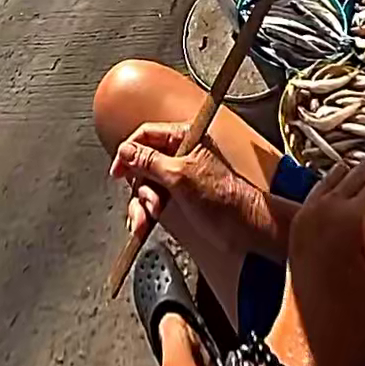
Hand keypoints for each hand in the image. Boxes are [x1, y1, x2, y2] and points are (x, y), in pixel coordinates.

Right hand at [111, 122, 275, 256]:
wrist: (246, 230)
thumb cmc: (223, 199)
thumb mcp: (179, 176)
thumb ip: (149, 161)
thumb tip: (126, 150)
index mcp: (182, 137)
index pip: (144, 136)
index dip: (129, 152)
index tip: (118, 171)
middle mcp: (178, 153)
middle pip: (141, 162)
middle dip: (140, 187)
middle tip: (147, 202)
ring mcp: (177, 175)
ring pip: (145, 184)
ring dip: (141, 204)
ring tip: (145, 220)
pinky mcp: (177, 195)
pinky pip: (152, 199)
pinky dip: (145, 213)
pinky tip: (142, 225)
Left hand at [268, 163, 364, 365]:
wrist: (308, 345)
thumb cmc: (352, 330)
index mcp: (348, 221)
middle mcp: (322, 207)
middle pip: (362, 170)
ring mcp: (306, 211)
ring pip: (341, 175)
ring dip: (362, 198)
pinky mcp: (299, 222)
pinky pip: (325, 191)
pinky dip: (343, 204)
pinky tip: (352, 241)